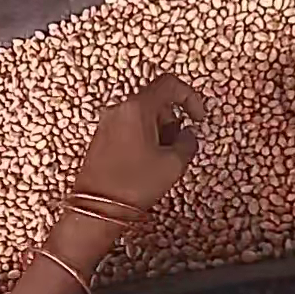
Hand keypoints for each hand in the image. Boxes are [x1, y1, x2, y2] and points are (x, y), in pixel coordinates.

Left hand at [74, 73, 204, 211]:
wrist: (97, 209)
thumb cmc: (131, 186)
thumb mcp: (173, 164)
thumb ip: (188, 142)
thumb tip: (188, 136)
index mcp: (136, 107)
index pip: (169, 84)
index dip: (190, 98)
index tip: (197, 117)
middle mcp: (118, 110)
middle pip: (155, 102)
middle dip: (172, 122)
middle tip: (176, 148)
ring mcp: (106, 124)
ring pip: (142, 117)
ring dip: (158, 133)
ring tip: (158, 162)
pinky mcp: (101, 140)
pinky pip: (128, 130)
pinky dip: (142, 141)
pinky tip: (143, 166)